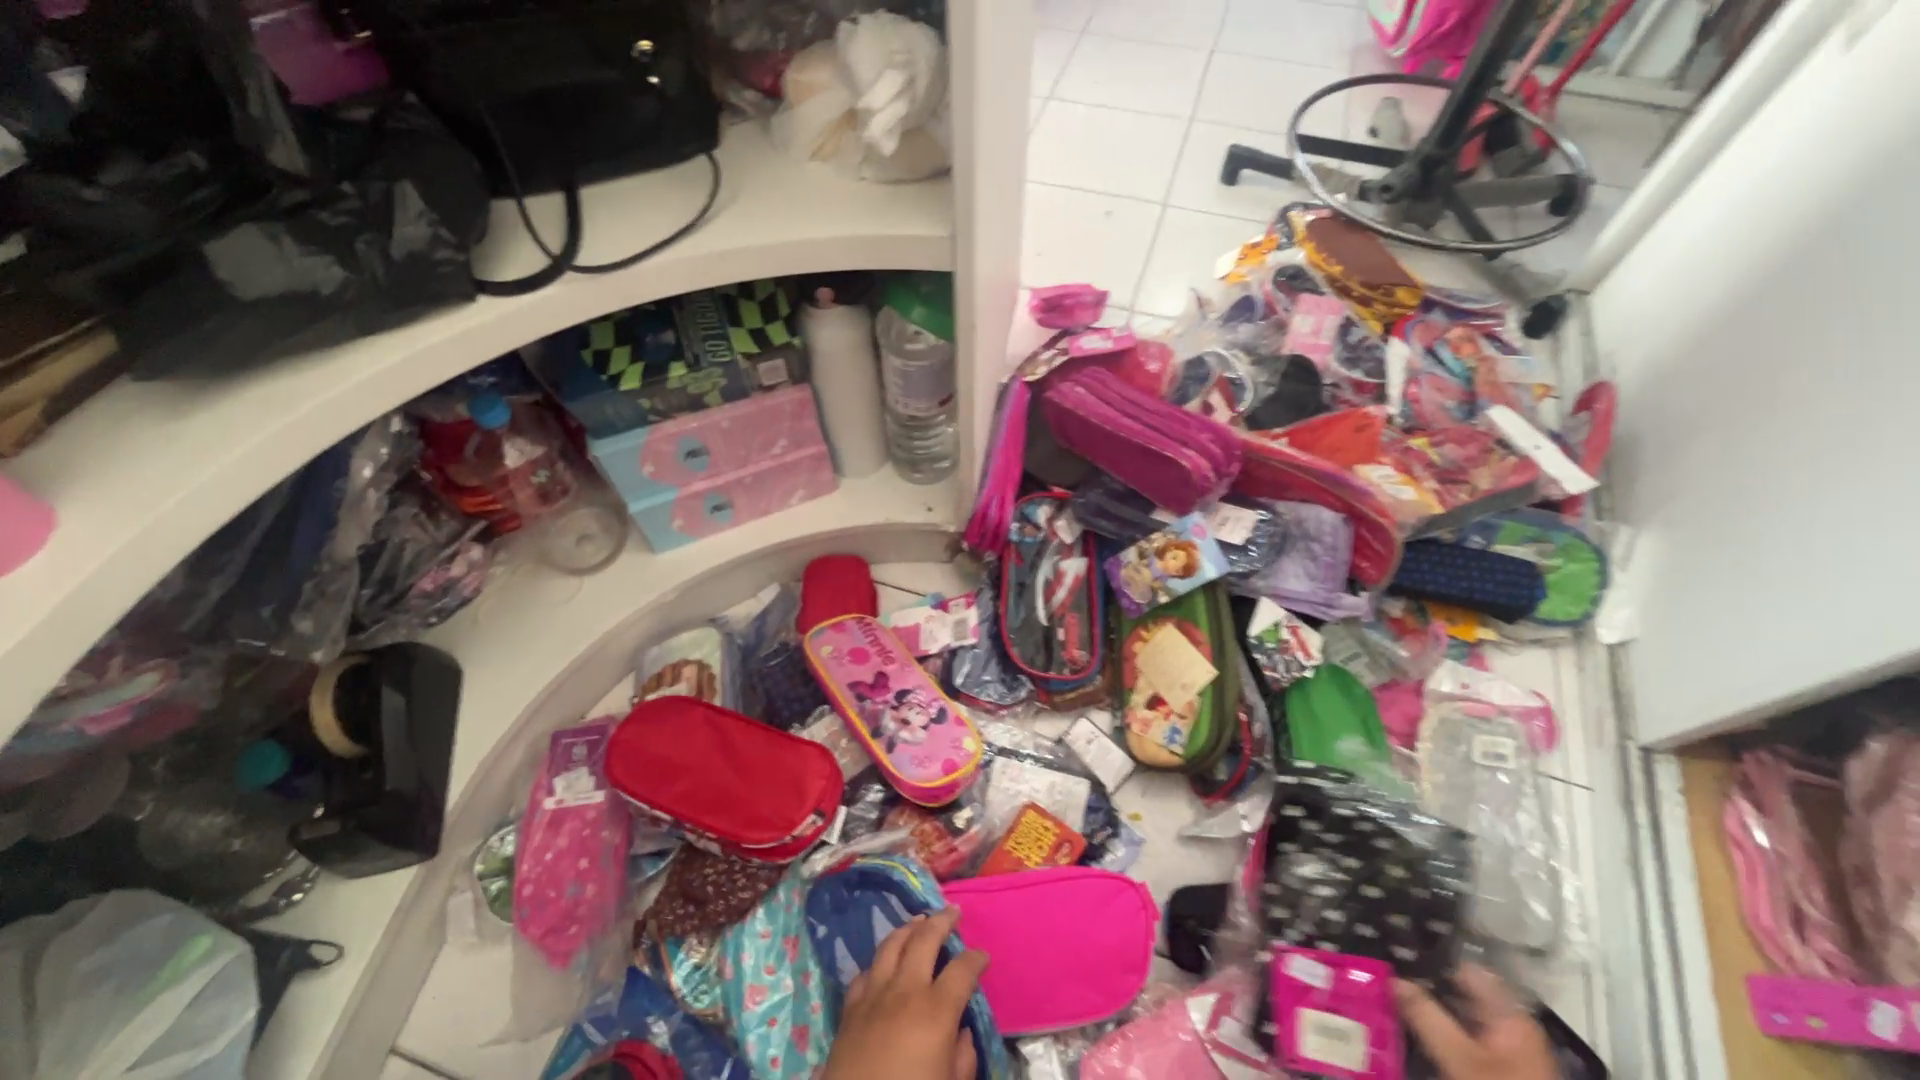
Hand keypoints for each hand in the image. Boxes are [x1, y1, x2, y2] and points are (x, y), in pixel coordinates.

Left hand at [822, 908, 988, 1079]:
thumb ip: (963, 1058)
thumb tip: (962, 1034)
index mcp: (936, 1010)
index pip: (962, 969)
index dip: (976, 958)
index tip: (983, 955)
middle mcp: (905, 991)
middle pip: (924, 940)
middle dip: (941, 921)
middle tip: (953, 912)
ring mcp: (873, 996)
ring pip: (890, 945)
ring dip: (908, 928)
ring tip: (919, 920)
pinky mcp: (850, 1009)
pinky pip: (865, 972)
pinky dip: (879, 962)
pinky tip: (884, 963)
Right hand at [1395, 965, 1556, 1079]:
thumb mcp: (1459, 1058)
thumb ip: (1426, 1016)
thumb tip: (1394, 980)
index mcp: (1509, 1013)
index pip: (1466, 969)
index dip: (1432, 962)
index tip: (1396, 961)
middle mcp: (1510, 1024)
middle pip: (1463, 993)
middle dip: (1426, 989)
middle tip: (1386, 985)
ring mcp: (1507, 1048)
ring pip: (1461, 1018)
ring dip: (1431, 1013)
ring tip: (1392, 1006)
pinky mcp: (1499, 1068)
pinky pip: (1465, 1040)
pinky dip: (1441, 1034)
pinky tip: (1416, 1037)